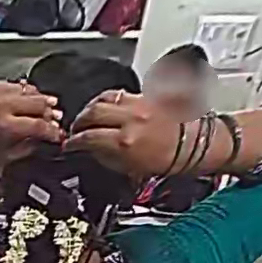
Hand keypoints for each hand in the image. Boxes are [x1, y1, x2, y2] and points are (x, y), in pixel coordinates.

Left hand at [0, 81, 64, 163]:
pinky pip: (23, 86)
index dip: (53, 130)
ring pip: (33, 92)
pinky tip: (32, 103)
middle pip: (39, 103)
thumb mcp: (7, 156)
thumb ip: (29, 146)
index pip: (39, 124)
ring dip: (43, 102)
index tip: (59, 134)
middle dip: (51, 114)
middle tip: (56, 121)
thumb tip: (46, 139)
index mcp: (5, 126)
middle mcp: (2, 106)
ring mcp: (0, 93)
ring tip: (48, 111)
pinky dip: (30, 94)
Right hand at [63, 90, 185, 176]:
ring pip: (104, 98)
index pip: (88, 137)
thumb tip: (89, 149)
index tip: (69, 145)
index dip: (73, 142)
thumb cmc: (167, 160)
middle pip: (92, 112)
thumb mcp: (129, 168)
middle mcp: (130, 118)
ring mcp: (139, 103)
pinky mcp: (146, 95)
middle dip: (78, 122)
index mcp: (124, 141)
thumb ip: (105, 157)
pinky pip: (120, 93)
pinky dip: (107, 100)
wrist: (193, 146)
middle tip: (74, 130)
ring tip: (86, 117)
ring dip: (90, 108)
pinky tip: (104, 106)